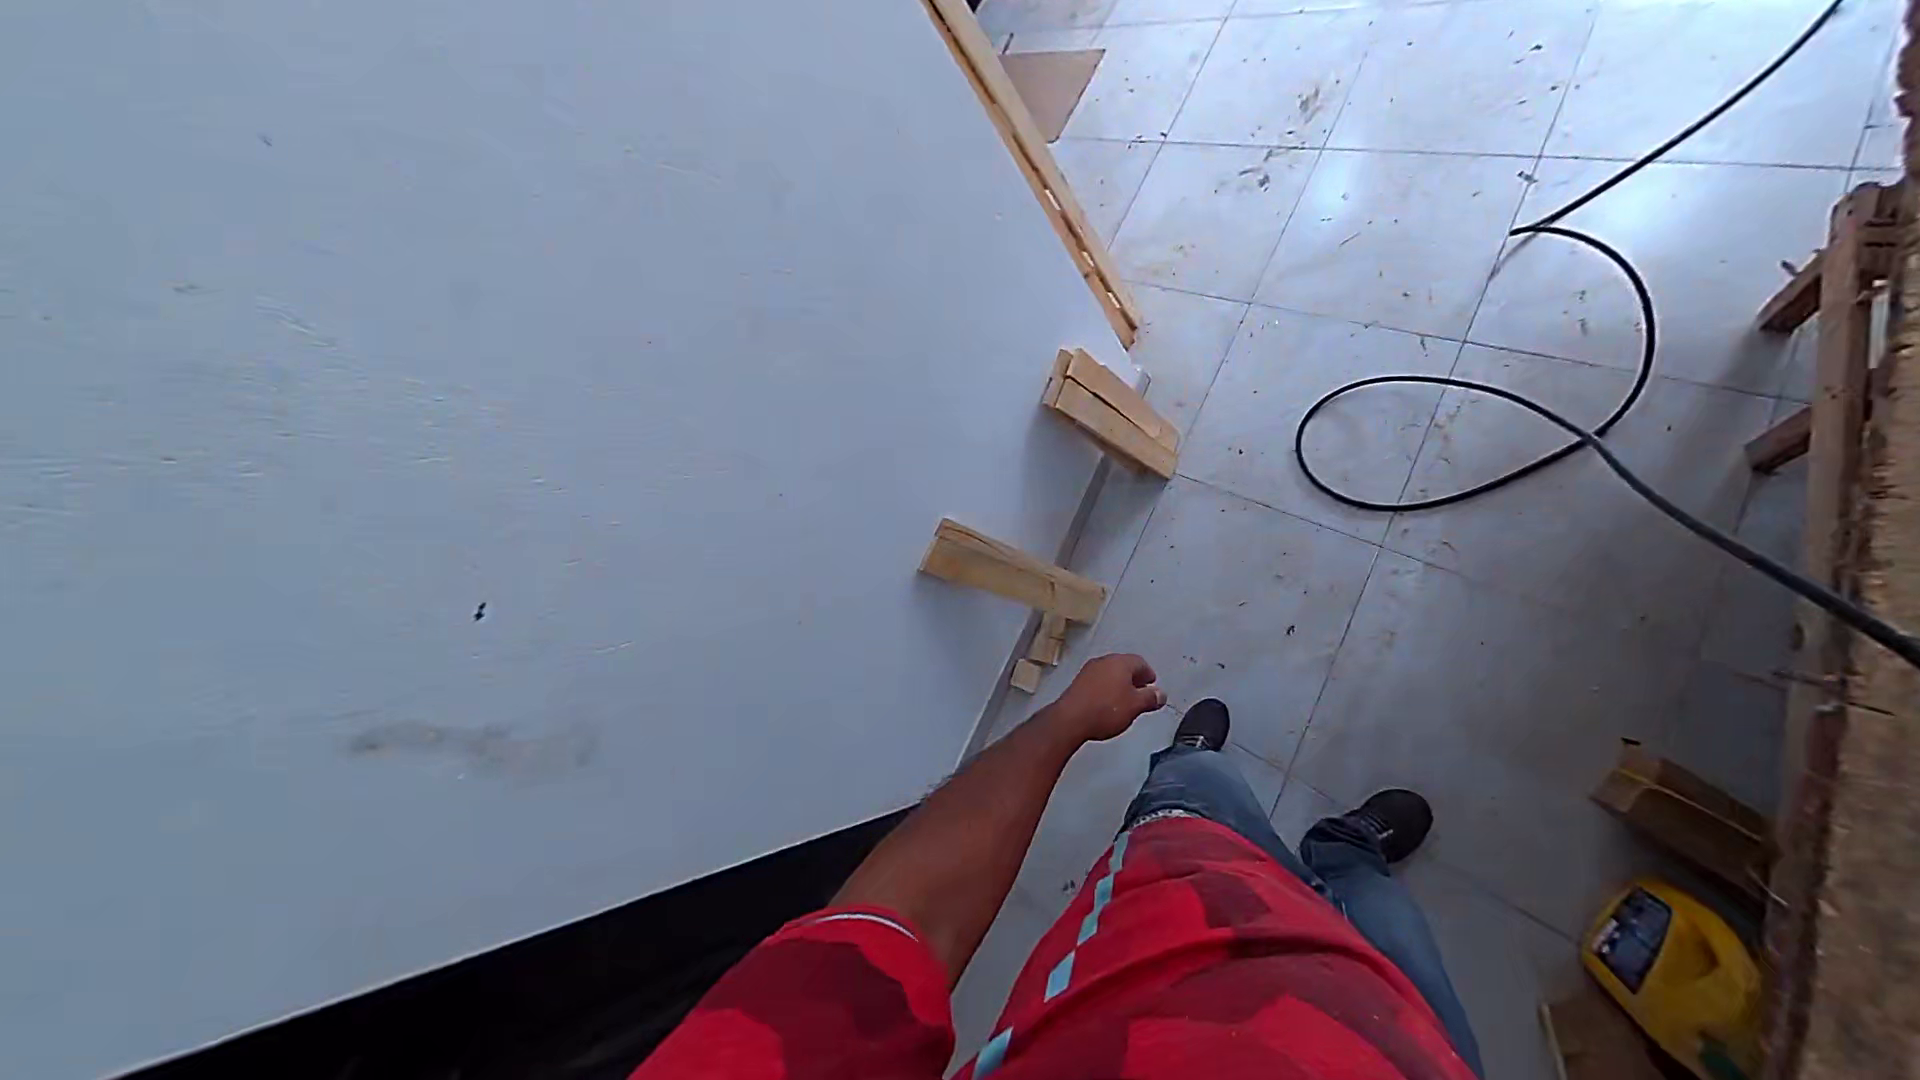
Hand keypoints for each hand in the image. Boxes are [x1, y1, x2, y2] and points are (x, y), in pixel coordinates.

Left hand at [1045, 653, 1165, 742]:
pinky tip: (1108, 703)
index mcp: (1120, 662)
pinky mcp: (1078, 682)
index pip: (1140, 662)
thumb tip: (1160, 694)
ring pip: (1110, 673)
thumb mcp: (1136, 706)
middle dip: (1134, 678)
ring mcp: (1089, 670)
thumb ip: (1150, 698)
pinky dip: (1106, 688)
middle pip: (1124, 666)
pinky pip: (1098, 681)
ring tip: (1126, 700)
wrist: (1071, 718)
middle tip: (1142, 691)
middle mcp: (1104, 661)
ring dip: (1119, 683)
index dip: (1148, 674)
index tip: (1152, 684)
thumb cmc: (1106, 709)